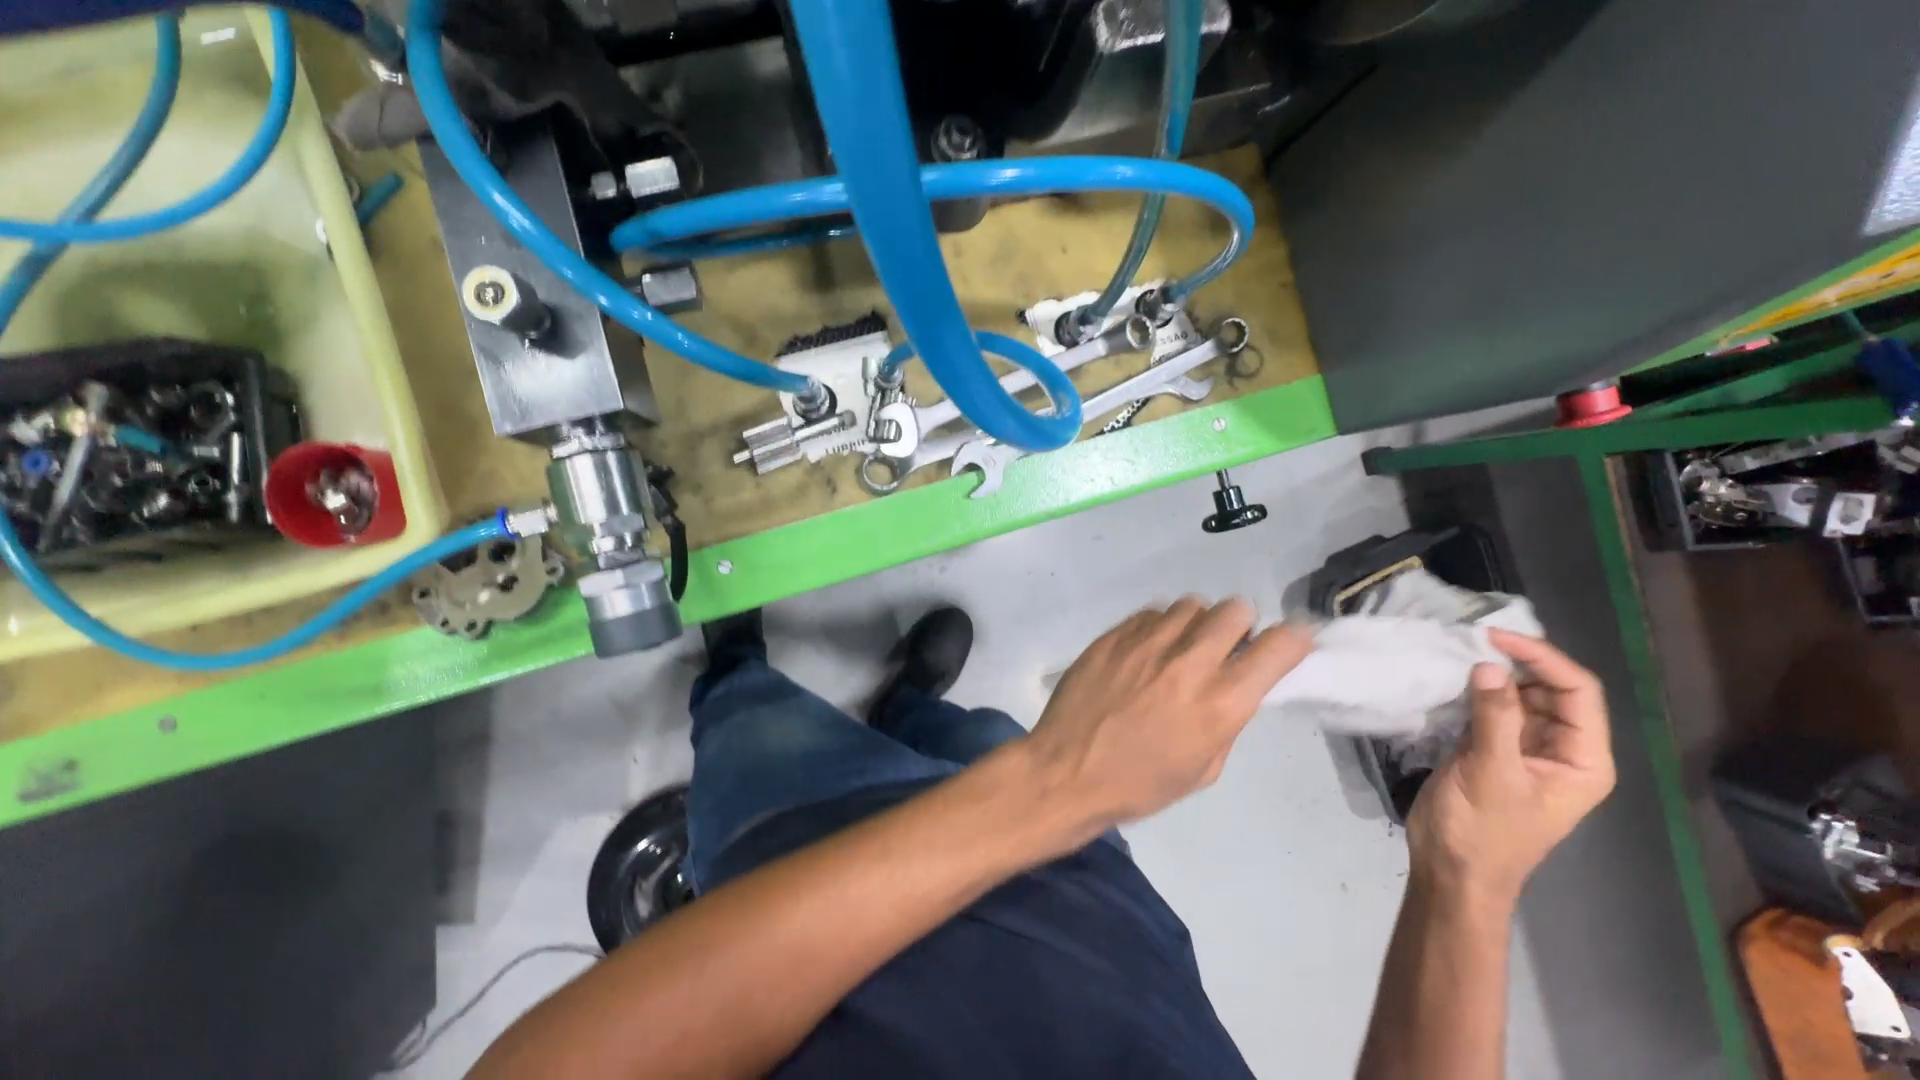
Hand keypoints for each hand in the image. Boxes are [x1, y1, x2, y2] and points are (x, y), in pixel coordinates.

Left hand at [1020, 597, 1311, 833]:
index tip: (1290, 643)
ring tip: (1181, 648)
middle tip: (1226, 647)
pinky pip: (1152, 613)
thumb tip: (1238, 685)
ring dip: (1197, 624)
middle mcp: (1189, 663)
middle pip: (1236, 609)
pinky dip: (1159, 628)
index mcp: (1220, 703)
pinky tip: (1147, 653)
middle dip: (1240, 625)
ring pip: (1192, 605)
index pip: (1278, 646)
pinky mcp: (1114, 636)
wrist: (1066, 773)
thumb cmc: (1140, 784)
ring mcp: (1147, 644)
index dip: (1293, 640)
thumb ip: (1229, 719)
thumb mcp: (1204, 767)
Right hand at [1407, 629, 1615, 909]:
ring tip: (1461, 652)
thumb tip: (1487, 665)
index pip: (1578, 692)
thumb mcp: (1490, 774)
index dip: (1543, 659)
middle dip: (1519, 663)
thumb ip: (1494, 718)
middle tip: (1474, 640)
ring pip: (1520, 696)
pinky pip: (1493, 710)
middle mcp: (1562, 750)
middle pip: (1551, 689)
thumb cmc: (1483, 832)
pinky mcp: (1492, 751)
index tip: (1496, 638)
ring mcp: (1526, 750)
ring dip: (1495, 674)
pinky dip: (1476, 691)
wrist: (1450, 872)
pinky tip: (1453, 678)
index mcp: (1583, 760)